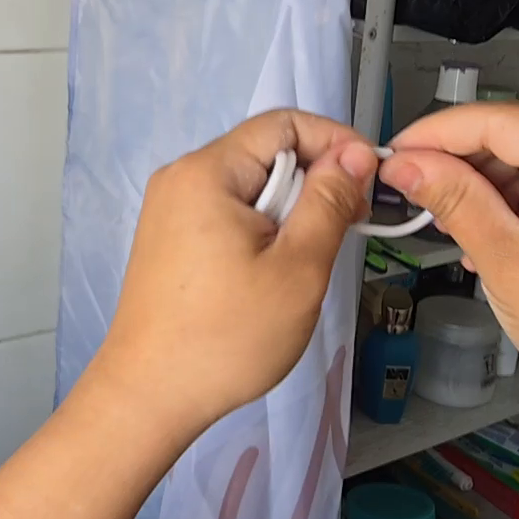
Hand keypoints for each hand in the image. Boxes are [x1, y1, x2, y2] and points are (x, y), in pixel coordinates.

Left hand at [89, 110, 378, 437]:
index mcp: (207, 171)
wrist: (149, 395)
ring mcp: (169, 209)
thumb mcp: (297, 268)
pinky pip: (226, 213)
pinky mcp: (168, 239)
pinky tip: (270, 271)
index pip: (283, 123)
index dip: (334, 142)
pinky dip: (259, 230)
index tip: (369, 181)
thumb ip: (329, 201)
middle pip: (264, 153)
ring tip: (307, 259)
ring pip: (248, 186)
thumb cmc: (226, 336)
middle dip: (313, 181)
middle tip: (346, 227)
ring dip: (288, 211)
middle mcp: (180, 178)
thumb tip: (354, 155)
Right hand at [379, 102, 518, 414]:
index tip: (391, 154)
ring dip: (484, 181)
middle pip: (517, 130)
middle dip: (459, 158)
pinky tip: (487, 229)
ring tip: (447, 219)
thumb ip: (453, 200)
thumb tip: (403, 164)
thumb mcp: (507, 261)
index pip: (500, 119)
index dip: (436, 132)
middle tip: (410, 188)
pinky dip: (515, 196)